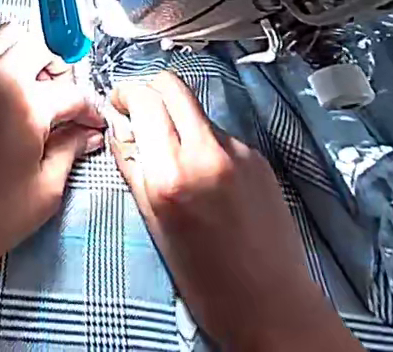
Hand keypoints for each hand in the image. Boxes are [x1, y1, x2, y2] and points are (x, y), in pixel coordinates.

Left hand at [0, 23, 104, 278]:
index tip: (94, 125)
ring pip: (0, 38)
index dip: (88, 110)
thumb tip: (88, 133)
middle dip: (56, 70)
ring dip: (19, 54)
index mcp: (28, 101)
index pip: (71, 92)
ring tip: (27, 85)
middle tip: (60, 103)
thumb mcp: (46, 187)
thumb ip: (69, 149)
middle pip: (37, 48)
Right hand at [110, 73, 361, 351]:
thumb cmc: (204, 277)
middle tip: (142, 111)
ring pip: (195, 109)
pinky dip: (204, 142)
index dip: (126, 93)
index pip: (144, 99)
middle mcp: (205, 152)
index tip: (120, 103)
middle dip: (151, 90)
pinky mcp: (258, 158)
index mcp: (171, 173)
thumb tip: (119, 129)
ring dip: (178, 118)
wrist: (273, 308)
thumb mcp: (153, 220)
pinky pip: (219, 133)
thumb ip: (133, 165)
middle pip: (172, 85)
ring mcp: (237, 152)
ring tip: (178, 156)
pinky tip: (208, 176)